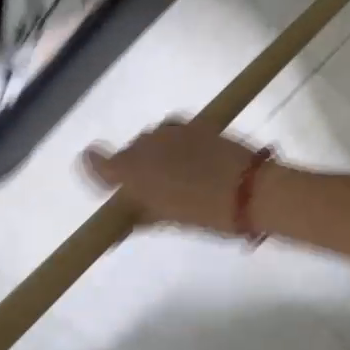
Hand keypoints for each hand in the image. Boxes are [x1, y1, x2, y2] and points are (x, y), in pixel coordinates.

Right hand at [84, 120, 266, 234]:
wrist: (254, 189)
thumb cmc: (208, 213)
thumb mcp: (170, 220)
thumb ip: (142, 217)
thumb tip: (122, 227)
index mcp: (134, 171)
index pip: (99, 162)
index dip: (95, 166)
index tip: (103, 175)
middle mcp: (148, 144)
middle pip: (130, 151)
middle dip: (135, 166)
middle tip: (150, 188)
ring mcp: (175, 130)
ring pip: (153, 138)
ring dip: (157, 152)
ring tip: (175, 173)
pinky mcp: (199, 122)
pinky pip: (176, 130)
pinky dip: (177, 142)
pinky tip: (191, 157)